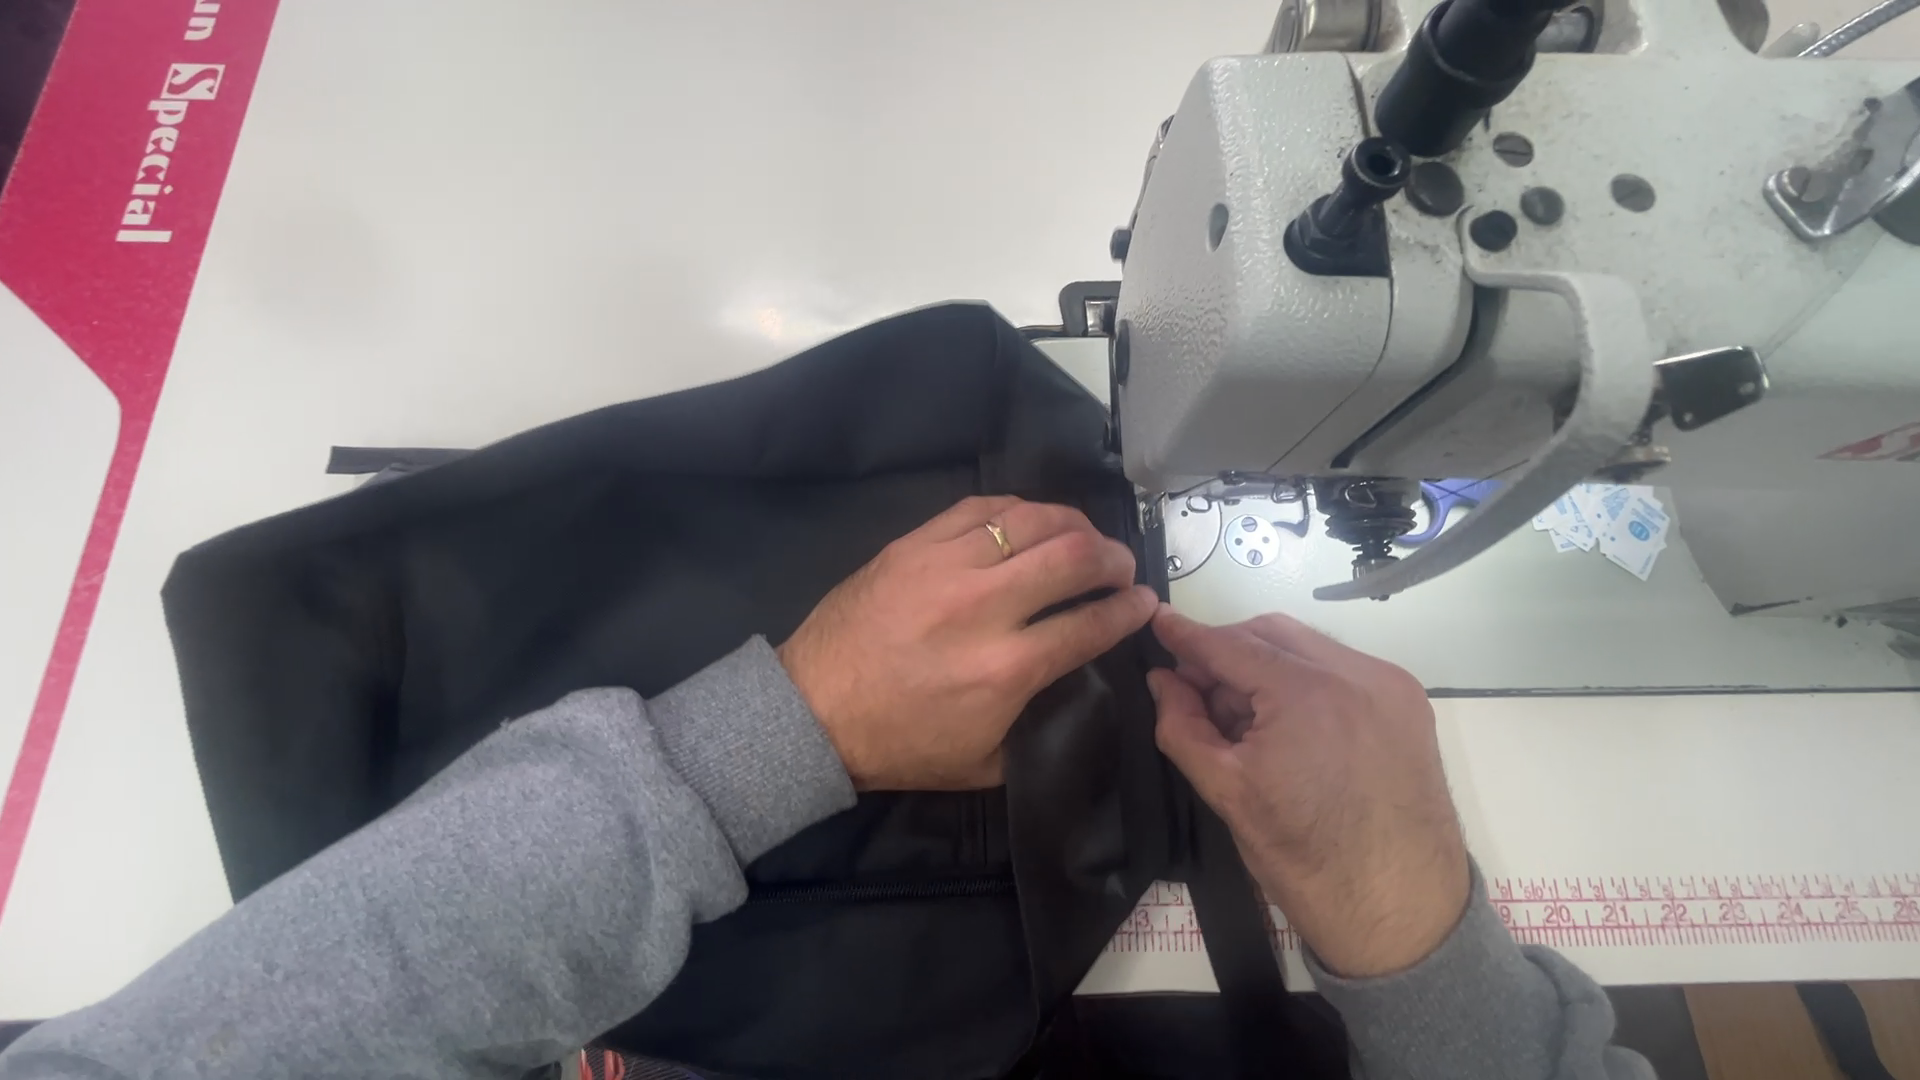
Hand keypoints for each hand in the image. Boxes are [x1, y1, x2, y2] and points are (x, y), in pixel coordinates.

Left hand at [778, 496, 1156, 790]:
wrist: (814, 712)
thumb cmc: (899, 745)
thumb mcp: (984, 761)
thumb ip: (1038, 719)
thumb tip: (1071, 675)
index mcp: (1006, 669)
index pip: (1090, 623)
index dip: (1129, 609)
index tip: (1143, 602)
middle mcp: (983, 607)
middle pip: (1071, 557)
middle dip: (1112, 557)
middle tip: (1120, 565)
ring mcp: (944, 566)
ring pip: (1029, 519)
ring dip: (1072, 523)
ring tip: (1083, 536)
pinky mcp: (912, 545)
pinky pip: (979, 507)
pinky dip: (1017, 509)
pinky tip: (1029, 520)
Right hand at [1148, 608, 1469, 976]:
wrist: (1400, 914)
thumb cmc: (1303, 857)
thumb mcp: (1224, 789)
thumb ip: (1182, 724)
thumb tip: (1161, 679)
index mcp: (1308, 693)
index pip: (1231, 645)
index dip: (1188, 634)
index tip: (1157, 620)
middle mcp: (1356, 673)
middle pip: (1270, 633)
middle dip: (1226, 650)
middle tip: (1194, 687)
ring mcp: (1390, 685)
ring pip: (1306, 646)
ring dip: (1264, 664)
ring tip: (1242, 714)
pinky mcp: (1409, 704)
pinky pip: (1339, 668)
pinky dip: (1302, 679)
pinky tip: (1285, 722)